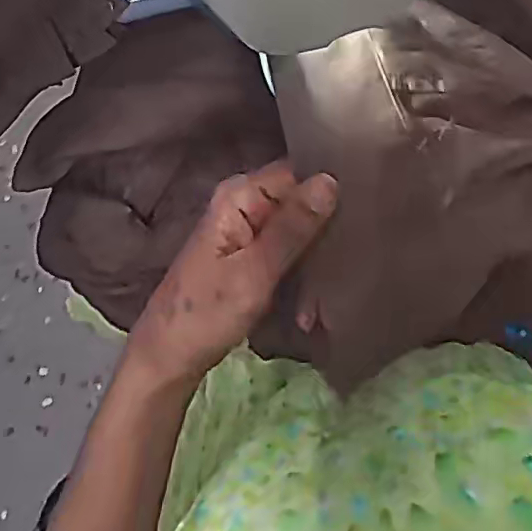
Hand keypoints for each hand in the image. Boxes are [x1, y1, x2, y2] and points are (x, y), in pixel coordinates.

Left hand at [122, 162, 336, 389]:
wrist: (168, 358)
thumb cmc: (206, 313)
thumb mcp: (255, 272)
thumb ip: (293, 226)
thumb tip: (330, 180)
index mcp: (240, 195)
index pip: (297, 172)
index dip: (329, 187)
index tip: (363, 208)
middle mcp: (244, 202)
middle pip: (299, 198)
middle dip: (326, 225)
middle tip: (356, 252)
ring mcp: (246, 228)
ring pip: (297, 226)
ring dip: (317, 253)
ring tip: (337, 283)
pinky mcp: (249, 252)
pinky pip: (286, 247)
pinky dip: (302, 267)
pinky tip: (316, 297)